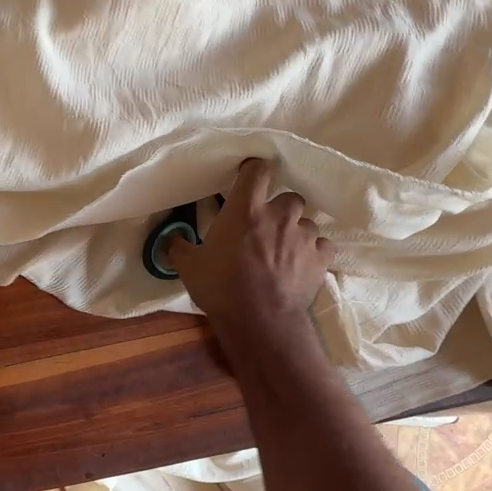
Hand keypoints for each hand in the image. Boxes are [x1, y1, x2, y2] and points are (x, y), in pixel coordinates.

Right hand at [167, 158, 334, 339]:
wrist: (259, 319)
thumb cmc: (220, 287)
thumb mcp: (188, 267)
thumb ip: (179, 247)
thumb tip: (169, 238)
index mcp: (245, 210)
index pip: (257, 171)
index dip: (254, 171)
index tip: (247, 178)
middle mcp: (280, 214)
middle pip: (288, 197)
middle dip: (277, 209)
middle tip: (263, 226)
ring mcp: (305, 234)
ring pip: (304, 222)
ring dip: (293, 231)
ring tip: (280, 250)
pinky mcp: (322, 256)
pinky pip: (319, 245)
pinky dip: (310, 251)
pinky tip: (297, 264)